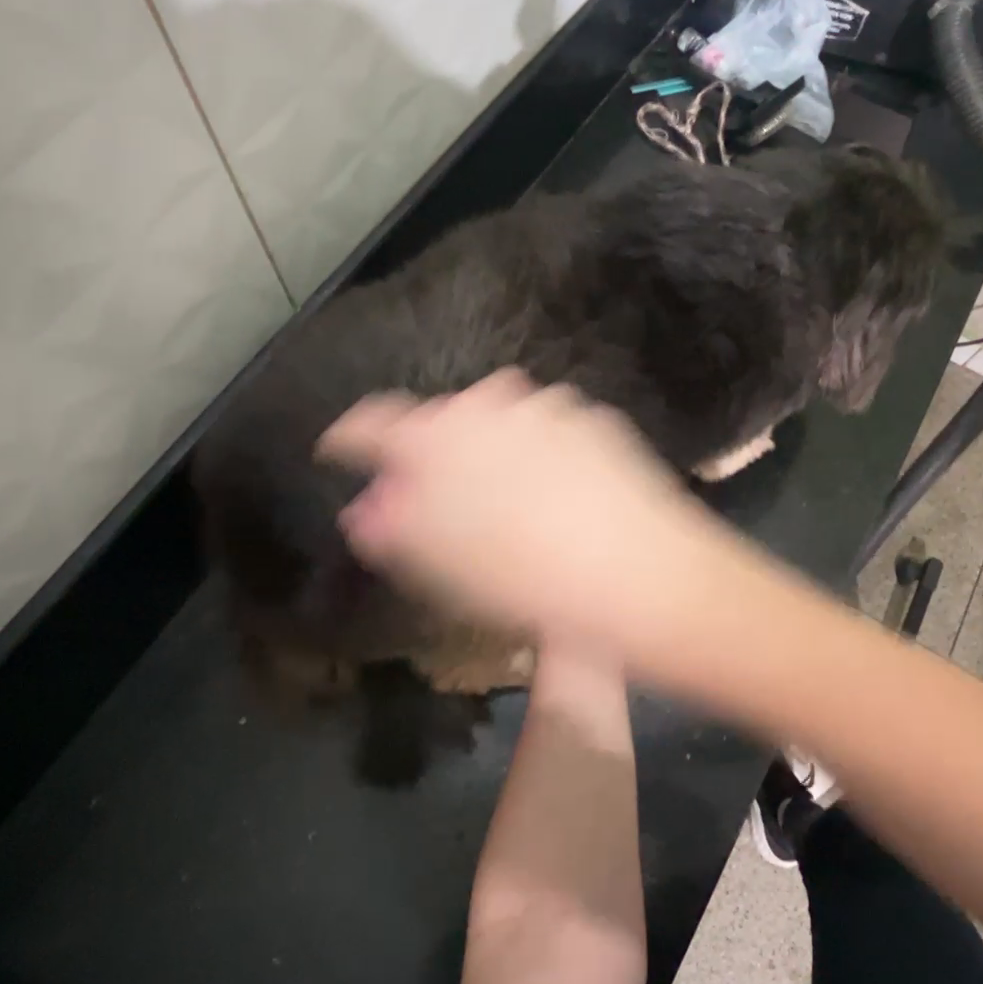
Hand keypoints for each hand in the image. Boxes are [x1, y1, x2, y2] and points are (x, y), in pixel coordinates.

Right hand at [317, 369, 723, 650]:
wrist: (642, 573)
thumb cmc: (525, 580)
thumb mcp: (441, 567)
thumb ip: (392, 527)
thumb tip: (366, 509)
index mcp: (437, 436)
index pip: (372, 424)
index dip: (350, 439)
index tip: (340, 452)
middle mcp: (488, 403)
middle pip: (442, 421)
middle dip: (432, 454)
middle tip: (438, 503)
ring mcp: (545, 405)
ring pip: (498, 422)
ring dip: (490, 452)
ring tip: (505, 506)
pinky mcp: (591, 418)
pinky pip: (545, 431)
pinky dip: (537, 455)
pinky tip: (556, 498)